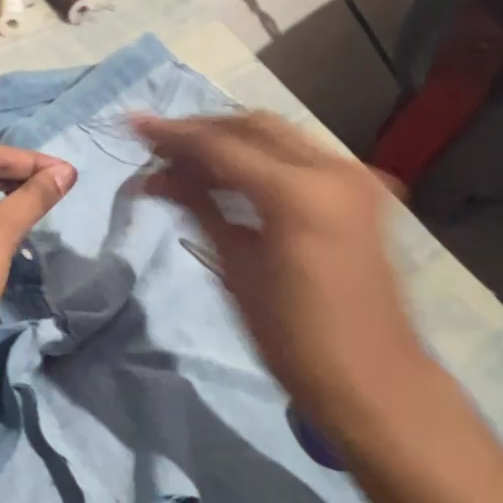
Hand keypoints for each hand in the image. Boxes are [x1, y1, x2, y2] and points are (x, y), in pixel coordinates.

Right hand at [134, 112, 426, 419]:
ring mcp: (354, 179)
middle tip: (154, 145)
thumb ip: (202, 208)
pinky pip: (299, 157)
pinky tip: (225, 175)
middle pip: (253, 127)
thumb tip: (158, 177)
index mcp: (299, 193)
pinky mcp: (360, 194)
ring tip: (181, 160)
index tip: (132, 126)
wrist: (370, 376)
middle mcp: (332, 171)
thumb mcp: (236, 270)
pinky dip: (259, 158)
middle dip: (200, 131)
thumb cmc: (292, 336)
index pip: (222, 145)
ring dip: (229, 141)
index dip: (172, 134)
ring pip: (278, 136)